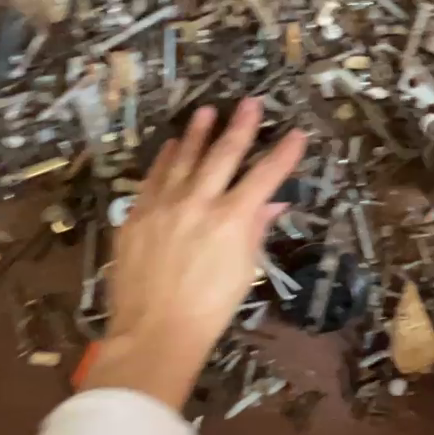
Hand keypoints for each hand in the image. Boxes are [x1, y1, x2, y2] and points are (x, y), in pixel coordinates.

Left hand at [85, 99, 306, 408]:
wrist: (156, 331)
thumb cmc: (211, 307)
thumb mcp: (244, 269)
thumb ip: (256, 229)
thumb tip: (273, 203)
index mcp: (232, 219)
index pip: (265, 176)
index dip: (284, 153)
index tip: (297, 133)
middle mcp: (198, 203)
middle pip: (223, 155)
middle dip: (241, 127)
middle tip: (250, 103)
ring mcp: (163, 206)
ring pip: (183, 159)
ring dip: (197, 133)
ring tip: (207, 111)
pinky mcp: (136, 216)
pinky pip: (152, 179)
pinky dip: (163, 160)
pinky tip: (169, 146)